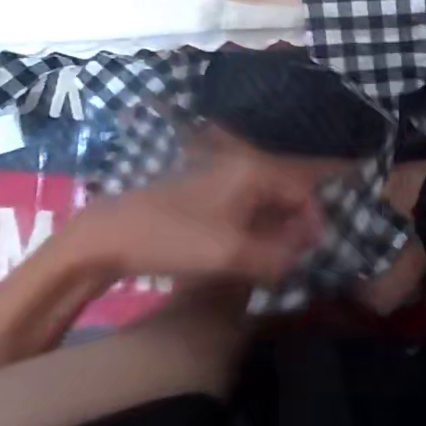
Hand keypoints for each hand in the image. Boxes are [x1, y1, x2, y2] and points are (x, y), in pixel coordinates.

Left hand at [64, 129, 332, 285]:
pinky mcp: (206, 192)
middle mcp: (243, 165)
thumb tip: (301, 260)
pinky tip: (250, 252)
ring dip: (276, 230)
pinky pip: (245, 207)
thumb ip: (275, 257)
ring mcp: (222, 176)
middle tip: (296, 260)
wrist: (110, 235)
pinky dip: (255, 228)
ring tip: (276, 261)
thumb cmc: (174, 237)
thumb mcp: (231, 253)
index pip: (302, 191)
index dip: (314, 223)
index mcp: (253, 169)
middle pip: (286, 194)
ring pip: (266, 202)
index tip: (312, 255)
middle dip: (296, 226)